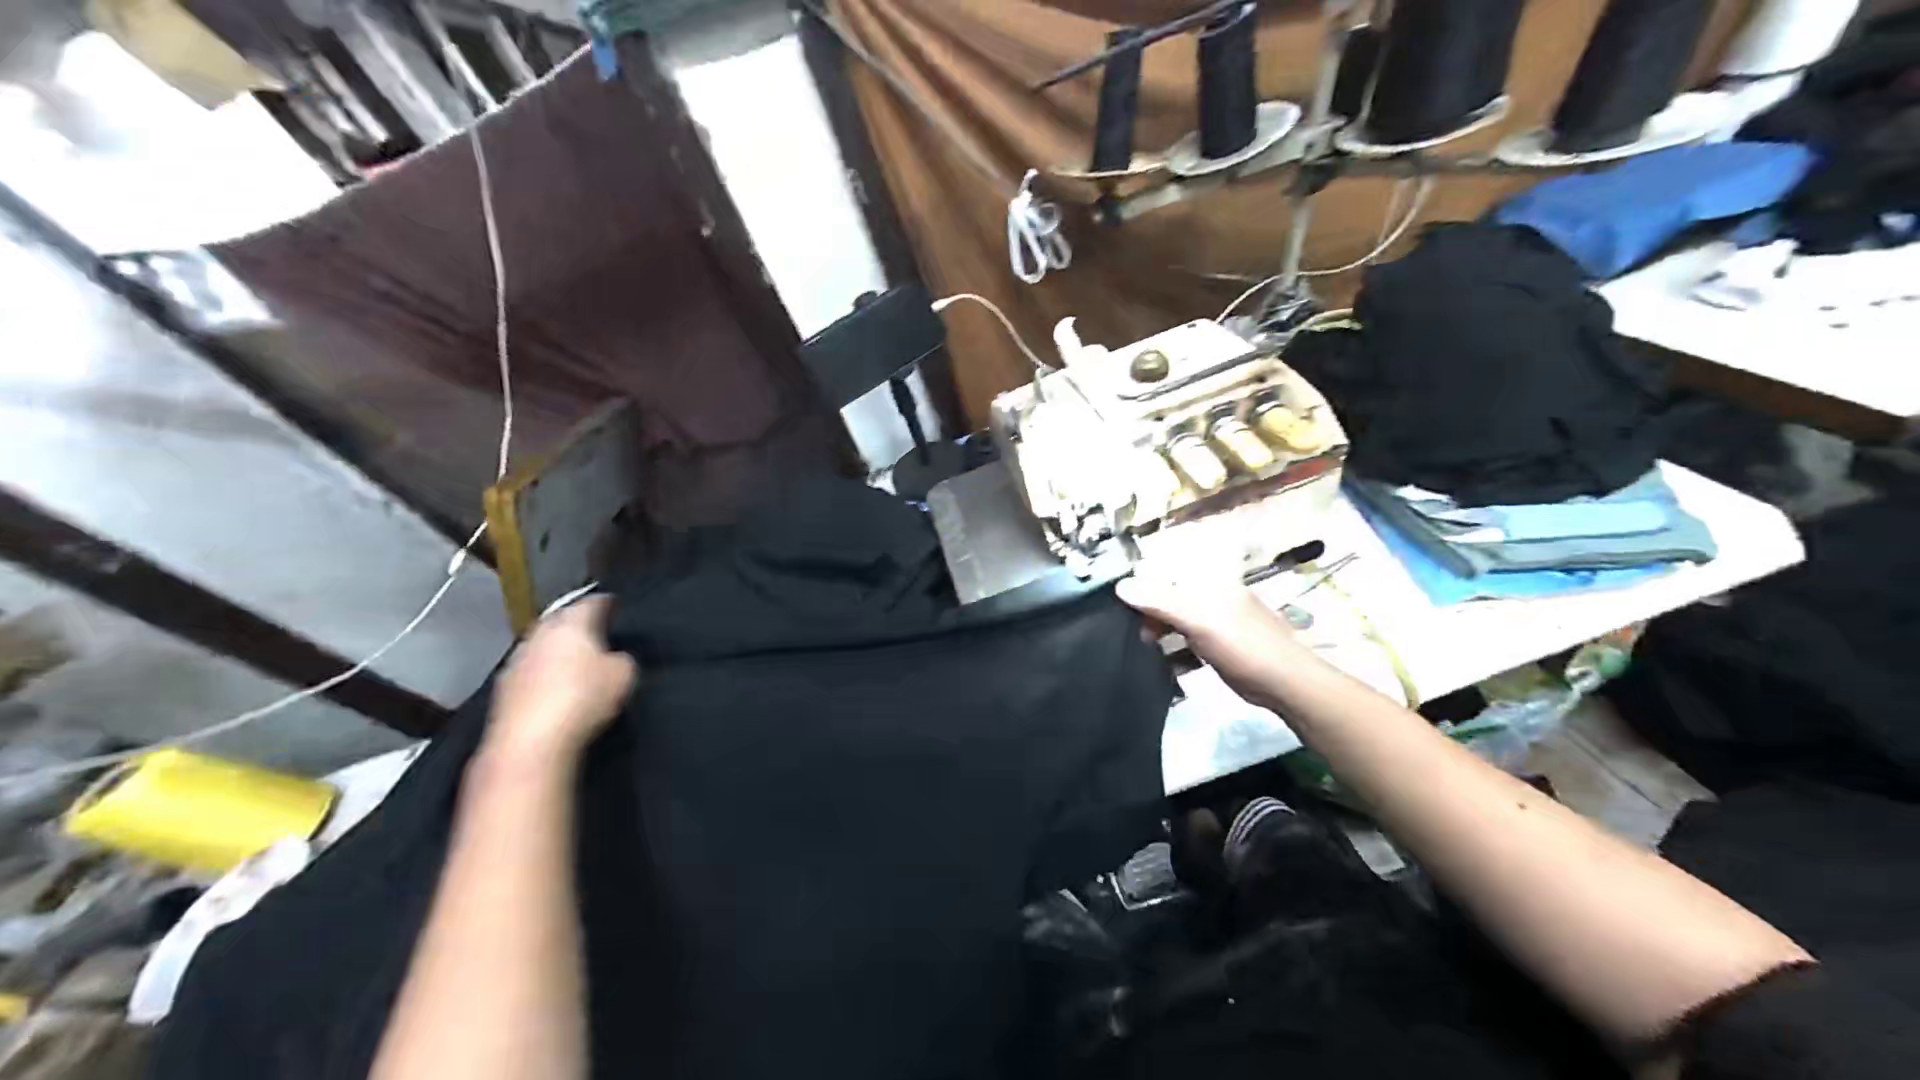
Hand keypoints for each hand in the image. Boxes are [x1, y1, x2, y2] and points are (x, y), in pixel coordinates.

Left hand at [486, 596, 637, 765]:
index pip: (592, 603)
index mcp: (572, 624)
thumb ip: (621, 659)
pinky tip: (553, 686)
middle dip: (577, 624)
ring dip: (556, 649)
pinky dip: (543, 672)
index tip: (616, 606)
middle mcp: (541, 634)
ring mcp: (517, 660)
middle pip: (561, 619)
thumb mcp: (623, 675)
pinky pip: (530, 670)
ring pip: (542, 644)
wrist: (529, 742)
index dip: (607, 603)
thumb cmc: (583, 698)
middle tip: (595, 631)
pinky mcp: (503, 688)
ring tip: (575, 660)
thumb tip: (614, 657)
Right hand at [1116, 565, 1302, 707]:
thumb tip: (1120, 585)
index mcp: (1209, 579)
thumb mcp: (1198, 620)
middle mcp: (1210, 592)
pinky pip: (1184, 635)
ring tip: (1143, 645)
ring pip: (1174, 615)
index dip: (1140, 579)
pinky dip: (1171, 644)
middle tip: (1131, 629)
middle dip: (1146, 608)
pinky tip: (1162, 659)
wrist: (1285, 684)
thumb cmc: (1243, 646)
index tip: (1118, 600)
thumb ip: (1160, 601)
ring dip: (1156, 627)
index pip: (1165, 567)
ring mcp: (1214, 617)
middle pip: (1167, 591)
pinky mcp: (1216, 641)